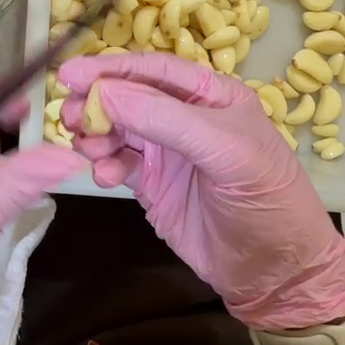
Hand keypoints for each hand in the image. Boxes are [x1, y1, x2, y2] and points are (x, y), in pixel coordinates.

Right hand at [57, 53, 344, 331]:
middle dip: (96, 102)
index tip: (70, 74)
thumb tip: (102, 93)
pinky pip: (116, 163)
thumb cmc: (265, 202)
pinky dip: (103, 166)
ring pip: (116, 128)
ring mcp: (165, 151)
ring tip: (87, 148)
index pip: (154, 70)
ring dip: (95, 134)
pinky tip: (103, 178)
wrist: (275, 276)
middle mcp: (183, 116)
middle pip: (127, 96)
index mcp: (209, 96)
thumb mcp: (224, 151)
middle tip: (70, 115)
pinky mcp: (150, 184)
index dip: (112, 68)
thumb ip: (163, 118)